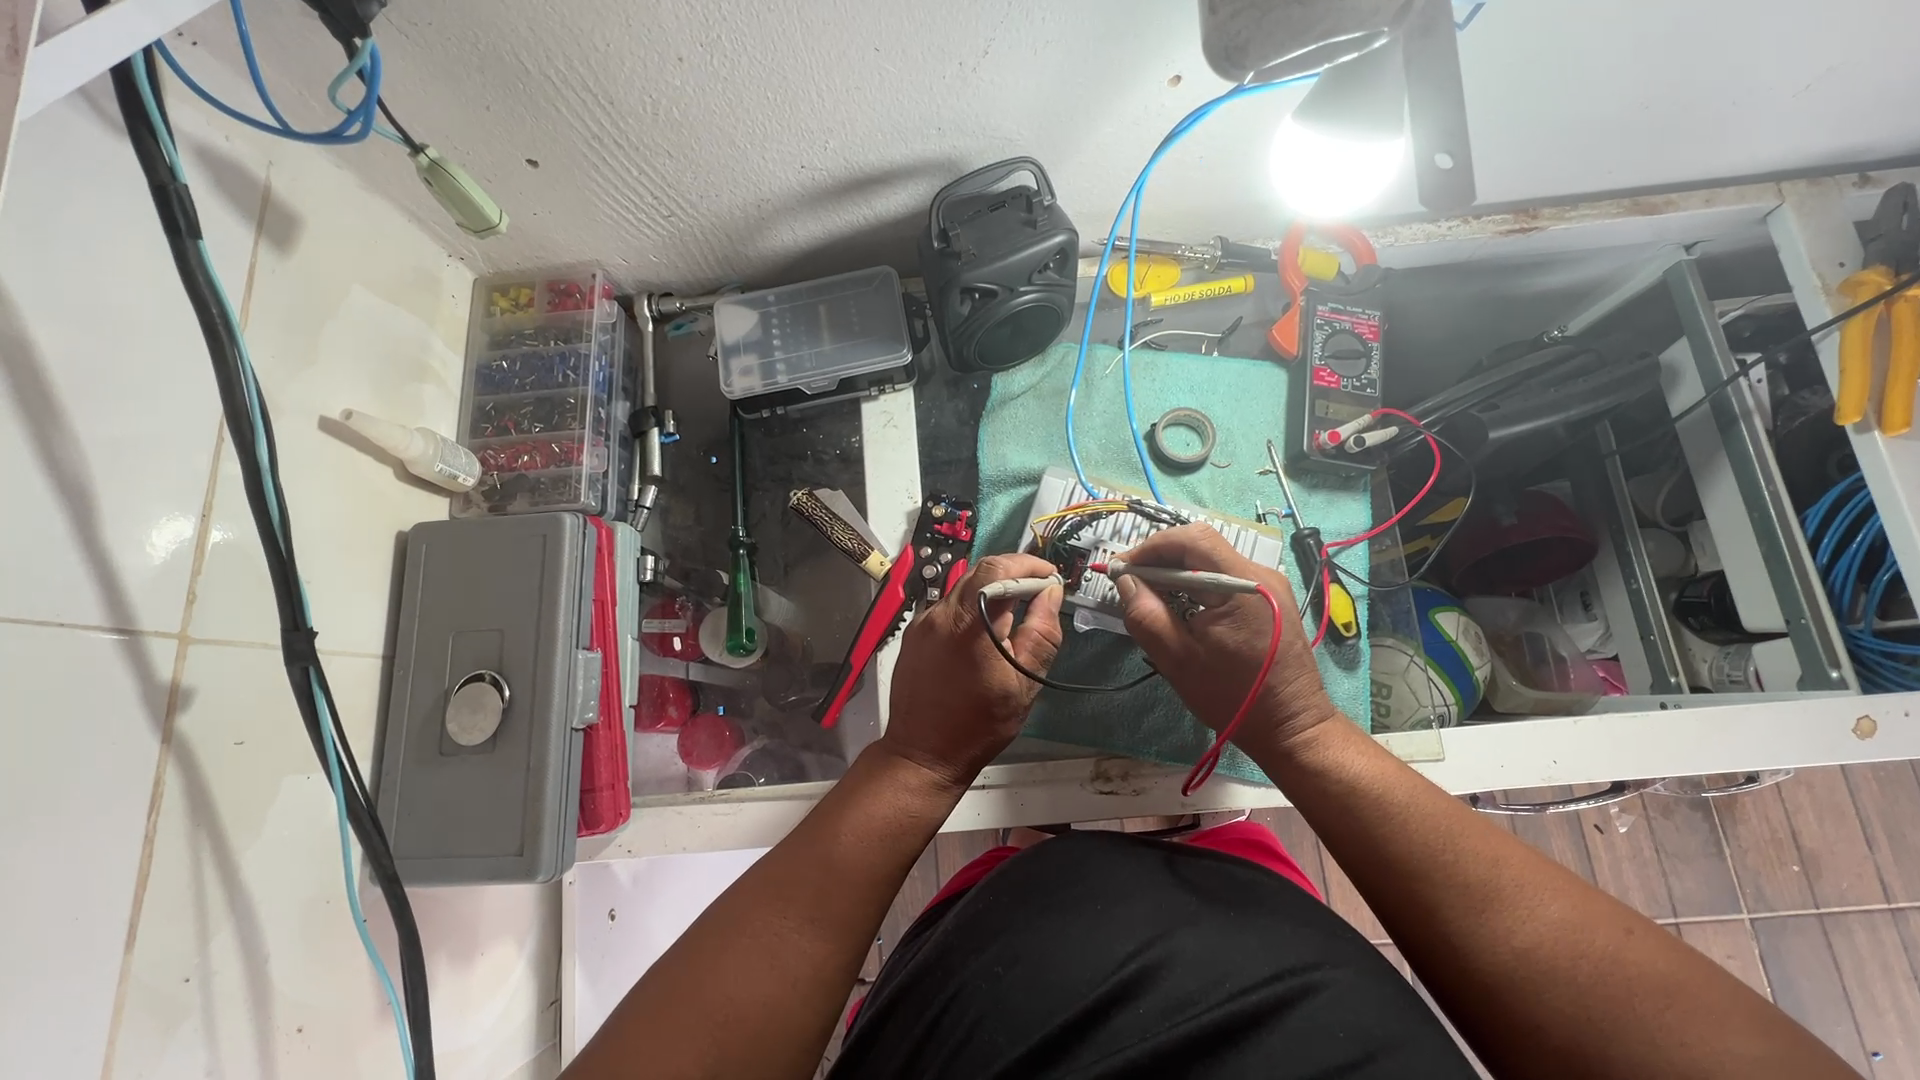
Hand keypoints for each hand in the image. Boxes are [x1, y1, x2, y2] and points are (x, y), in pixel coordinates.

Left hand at [879, 554, 1064, 790]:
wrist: (923, 753)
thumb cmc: (979, 724)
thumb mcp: (1024, 683)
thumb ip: (1042, 634)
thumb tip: (1050, 594)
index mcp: (971, 624)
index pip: (999, 568)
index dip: (1028, 564)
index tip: (1049, 576)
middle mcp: (942, 614)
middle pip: (979, 571)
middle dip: (1012, 572)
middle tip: (1037, 588)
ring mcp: (923, 623)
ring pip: (962, 587)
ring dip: (990, 589)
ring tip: (1014, 610)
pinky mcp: (914, 634)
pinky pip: (947, 607)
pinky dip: (970, 606)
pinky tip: (984, 631)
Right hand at [1114, 524, 1339, 751]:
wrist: (1291, 726)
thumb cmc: (1232, 697)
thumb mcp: (1178, 660)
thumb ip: (1146, 616)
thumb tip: (1125, 582)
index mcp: (1242, 585)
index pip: (1192, 540)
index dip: (1150, 547)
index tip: (1121, 569)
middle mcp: (1261, 574)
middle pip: (1202, 545)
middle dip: (1161, 557)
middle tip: (1131, 580)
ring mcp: (1269, 585)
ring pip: (1213, 559)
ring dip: (1177, 570)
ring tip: (1150, 593)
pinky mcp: (1270, 599)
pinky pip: (1226, 577)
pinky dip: (1197, 582)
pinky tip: (1180, 604)